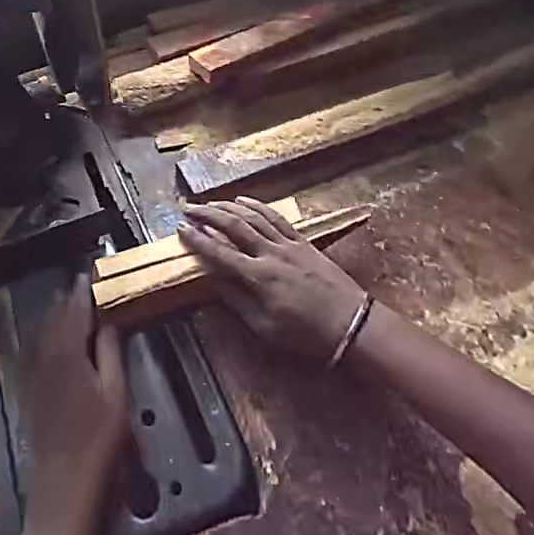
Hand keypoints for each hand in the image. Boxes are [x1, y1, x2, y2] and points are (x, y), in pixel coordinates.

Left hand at [23, 279, 129, 510]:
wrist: (65, 481)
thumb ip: (110, 352)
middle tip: (77, 286)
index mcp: (68, 351)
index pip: (75, 311)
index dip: (82, 292)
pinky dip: (42, 336)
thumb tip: (107, 321)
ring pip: (41, 333)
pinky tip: (47, 338)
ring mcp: (34, 373)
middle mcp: (45, 356)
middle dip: (65, 300)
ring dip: (53, 315)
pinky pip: (34, 350)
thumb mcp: (116, 393)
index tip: (87, 275)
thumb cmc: (99, 438)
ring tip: (63, 302)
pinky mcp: (29, 390)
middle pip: (54, 319)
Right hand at [180, 198, 368, 360]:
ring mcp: (288, 245)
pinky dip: (257, 207)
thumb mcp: (265, 326)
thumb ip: (236, 300)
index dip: (197, 240)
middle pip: (233, 226)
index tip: (180, 228)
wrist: (353, 325)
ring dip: (228, 206)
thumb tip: (213, 280)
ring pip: (253, 217)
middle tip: (188, 207)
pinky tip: (244, 201)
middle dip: (207, 214)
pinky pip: (276, 218)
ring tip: (209, 201)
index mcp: (258, 277)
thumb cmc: (306, 333)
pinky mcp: (303, 242)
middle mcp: (270, 254)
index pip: (219, 252)